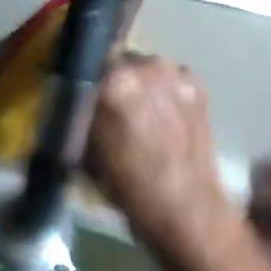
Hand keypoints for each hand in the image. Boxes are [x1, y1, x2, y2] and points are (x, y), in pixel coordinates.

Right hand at [85, 53, 233, 248]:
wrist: (183, 206)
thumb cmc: (127, 187)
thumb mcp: (84, 156)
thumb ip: (77, 123)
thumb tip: (72, 111)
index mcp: (111, 83)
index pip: (83, 67)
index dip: (78, 84)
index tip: (76, 98)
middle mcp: (145, 66)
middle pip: (118, 64)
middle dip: (111, 83)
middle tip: (106, 108)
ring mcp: (176, 74)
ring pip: (146, 70)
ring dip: (139, 86)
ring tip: (136, 115)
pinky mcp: (197, 86)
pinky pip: (170, 80)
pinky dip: (163, 93)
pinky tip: (160, 117)